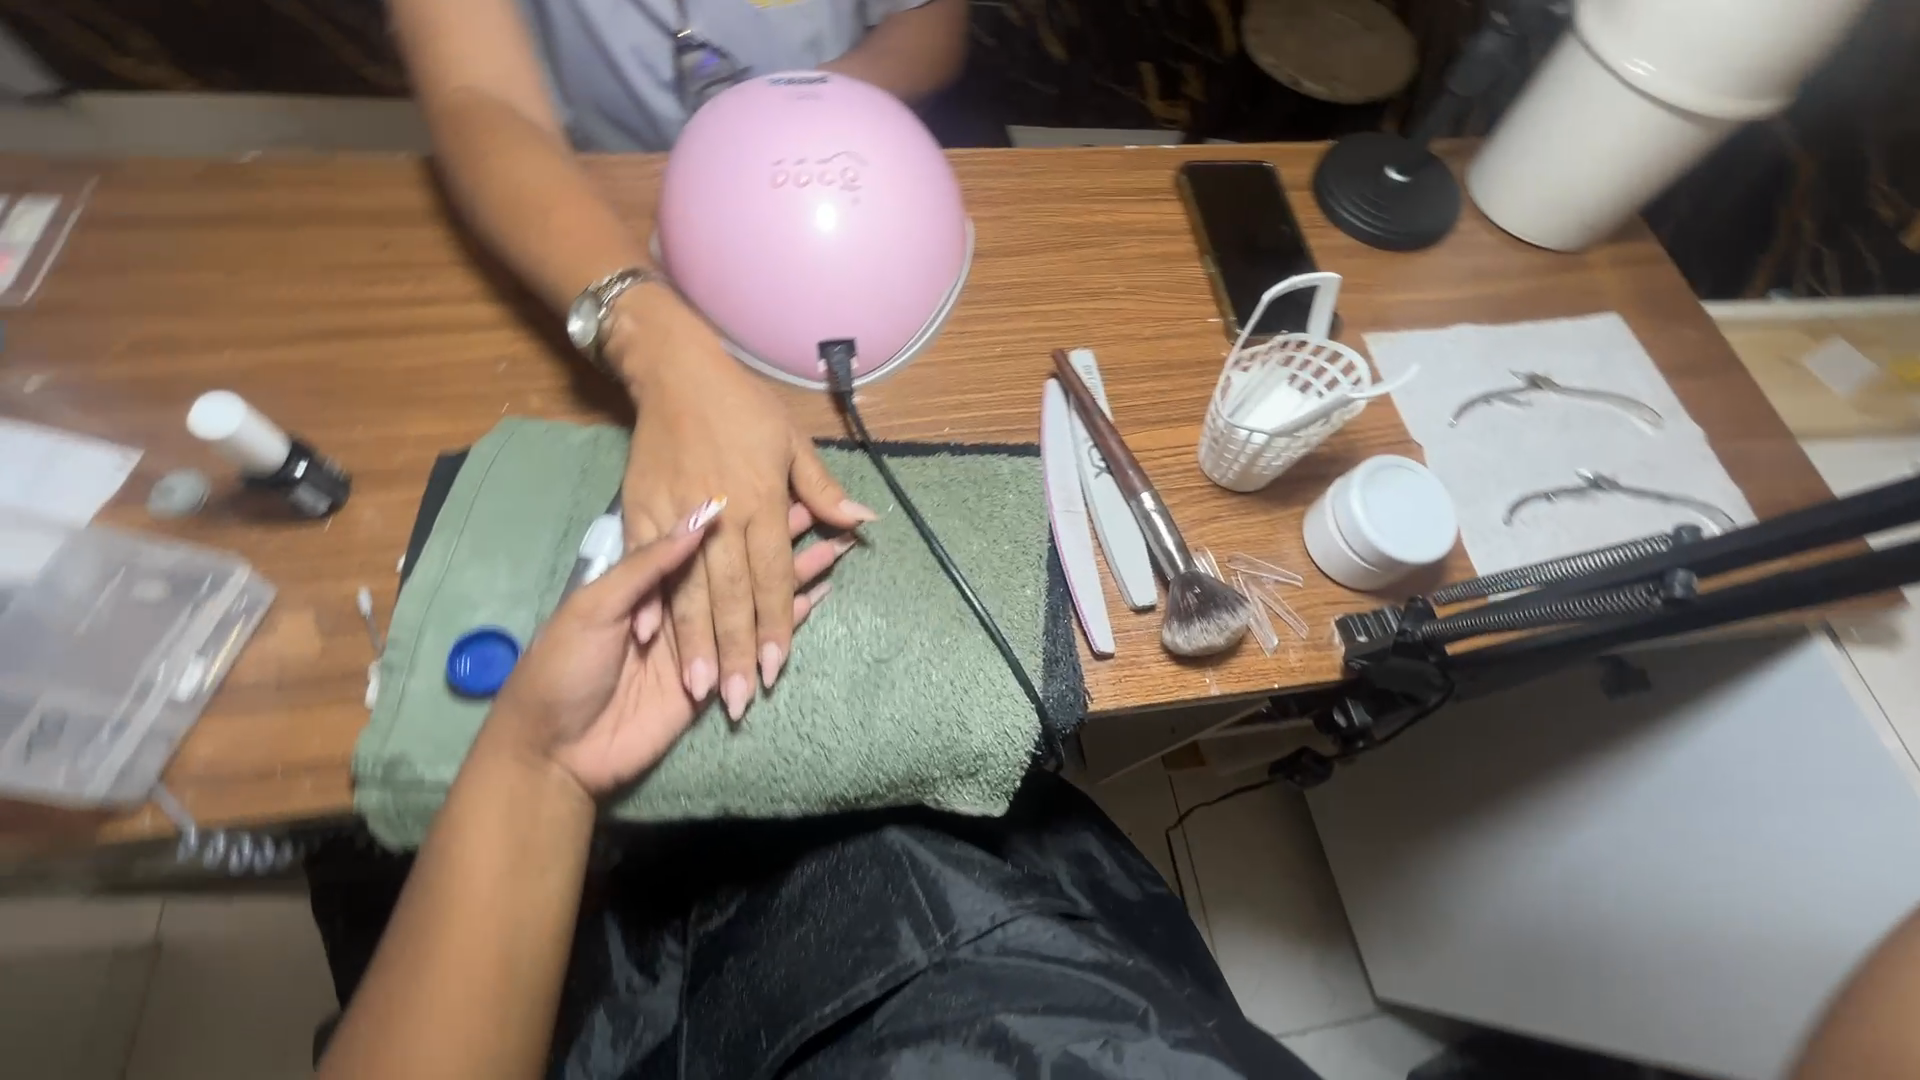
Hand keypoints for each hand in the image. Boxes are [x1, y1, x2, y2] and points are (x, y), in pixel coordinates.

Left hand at [488, 498, 849, 797]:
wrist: (552, 747)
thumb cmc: (562, 666)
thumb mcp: (595, 606)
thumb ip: (651, 564)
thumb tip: (705, 518)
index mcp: (652, 578)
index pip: (713, 537)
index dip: (749, 516)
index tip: (788, 491)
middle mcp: (687, 601)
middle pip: (745, 565)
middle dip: (785, 542)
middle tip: (828, 517)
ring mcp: (704, 638)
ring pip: (760, 599)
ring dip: (797, 577)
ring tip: (835, 552)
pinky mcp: (718, 675)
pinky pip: (757, 641)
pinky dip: (788, 620)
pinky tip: (817, 599)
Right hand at [616, 311, 872, 725]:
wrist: (676, 371)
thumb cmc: (744, 407)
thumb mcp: (794, 441)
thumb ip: (823, 489)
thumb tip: (862, 521)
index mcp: (762, 501)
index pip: (772, 576)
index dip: (776, 624)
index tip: (777, 668)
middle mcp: (721, 516)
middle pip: (731, 595)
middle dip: (736, 650)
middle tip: (739, 701)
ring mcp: (676, 515)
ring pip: (688, 589)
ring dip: (695, 643)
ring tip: (700, 689)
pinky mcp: (638, 509)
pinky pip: (643, 564)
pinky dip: (646, 600)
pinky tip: (646, 639)